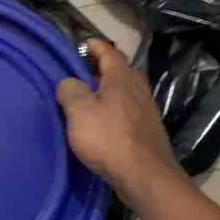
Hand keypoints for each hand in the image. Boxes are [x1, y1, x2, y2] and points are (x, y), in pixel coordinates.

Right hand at [56, 38, 184, 197]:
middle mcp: (139, 92)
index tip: (85, 43)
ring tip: (95, 98)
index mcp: (121, 80)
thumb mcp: (79, 111)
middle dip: (107, 69)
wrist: (145, 176)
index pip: (111, 55)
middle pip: (124, 72)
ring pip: (130, 93)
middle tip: (88, 73)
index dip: (98, 47)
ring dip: (114, 91)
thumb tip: (69, 82)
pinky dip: (119, 110)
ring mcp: (148, 113)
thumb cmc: (109, 139)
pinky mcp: (149, 133)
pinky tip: (109, 122)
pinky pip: (132, 112)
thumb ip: (71, 91)